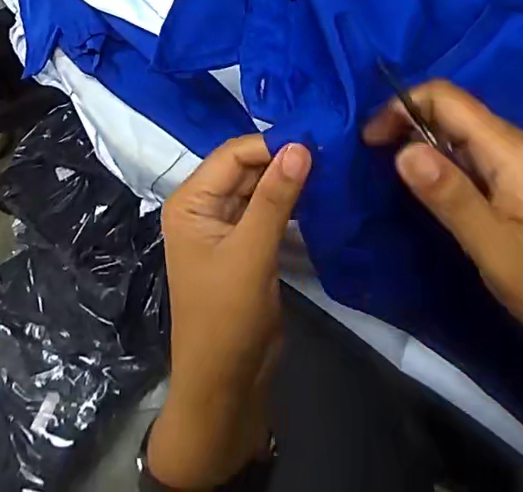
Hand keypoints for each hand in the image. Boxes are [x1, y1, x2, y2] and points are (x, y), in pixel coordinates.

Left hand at [148, 134, 309, 487]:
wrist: (225, 385)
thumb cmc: (227, 317)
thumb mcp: (252, 253)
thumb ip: (275, 198)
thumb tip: (300, 146)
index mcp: (190, 200)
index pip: (232, 155)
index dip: (271, 144)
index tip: (316, 138)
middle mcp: (203, 206)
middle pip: (245, 168)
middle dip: (283, 160)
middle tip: (331, 150)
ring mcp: (224, 226)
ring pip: (258, 189)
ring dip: (289, 180)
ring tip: (332, 167)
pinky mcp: (244, 246)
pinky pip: (266, 212)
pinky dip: (289, 204)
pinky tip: (320, 196)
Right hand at [363, 80, 522, 377]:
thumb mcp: (499, 251)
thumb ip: (449, 197)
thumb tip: (402, 150)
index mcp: (509, 150)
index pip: (444, 96)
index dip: (400, 107)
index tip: (371, 143)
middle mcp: (516, 145)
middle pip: (451, 109)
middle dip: (406, 123)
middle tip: (375, 161)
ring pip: (460, 133)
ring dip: (422, 144)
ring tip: (396, 178)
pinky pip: (473, 156)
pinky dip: (443, 163)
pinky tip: (434, 193)